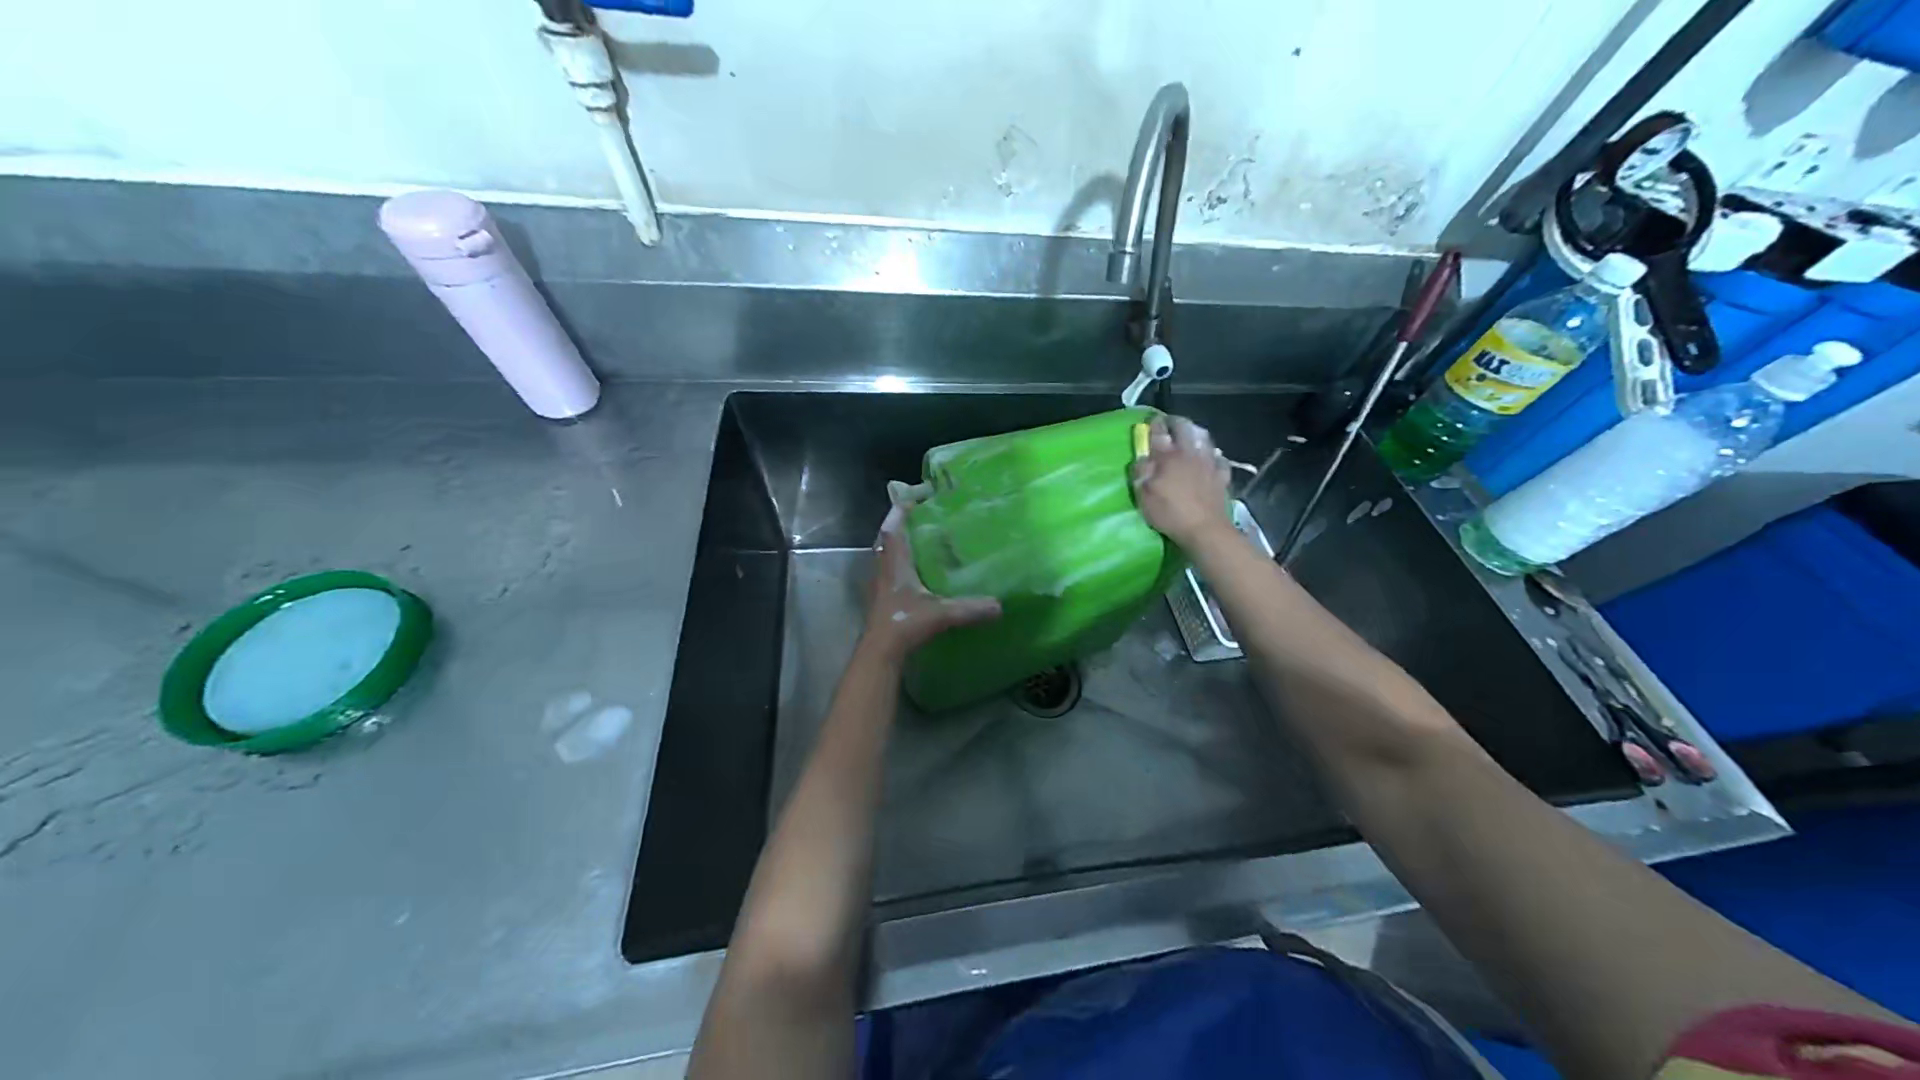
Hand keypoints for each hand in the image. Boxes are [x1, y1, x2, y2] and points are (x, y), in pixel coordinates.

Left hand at [864, 492, 1000, 659]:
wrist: (880, 652)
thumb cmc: (904, 624)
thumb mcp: (941, 614)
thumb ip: (970, 608)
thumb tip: (1000, 605)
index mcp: (895, 564)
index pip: (893, 529)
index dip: (900, 511)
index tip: (913, 498)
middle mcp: (884, 570)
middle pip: (886, 541)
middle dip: (901, 527)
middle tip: (920, 520)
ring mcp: (879, 587)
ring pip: (886, 558)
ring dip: (899, 548)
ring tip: (921, 544)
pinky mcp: (881, 602)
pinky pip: (889, 575)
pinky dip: (901, 569)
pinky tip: (918, 577)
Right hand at [1131, 416, 1234, 548]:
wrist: (1204, 529)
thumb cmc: (1169, 512)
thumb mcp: (1144, 496)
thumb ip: (1140, 473)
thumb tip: (1141, 458)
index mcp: (1167, 456)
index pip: (1159, 432)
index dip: (1154, 424)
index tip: (1151, 420)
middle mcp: (1189, 453)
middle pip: (1185, 428)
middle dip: (1176, 422)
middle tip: (1169, 424)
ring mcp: (1208, 463)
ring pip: (1204, 438)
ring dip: (1195, 432)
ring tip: (1190, 435)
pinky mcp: (1221, 475)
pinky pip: (1219, 458)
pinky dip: (1213, 454)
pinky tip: (1211, 458)